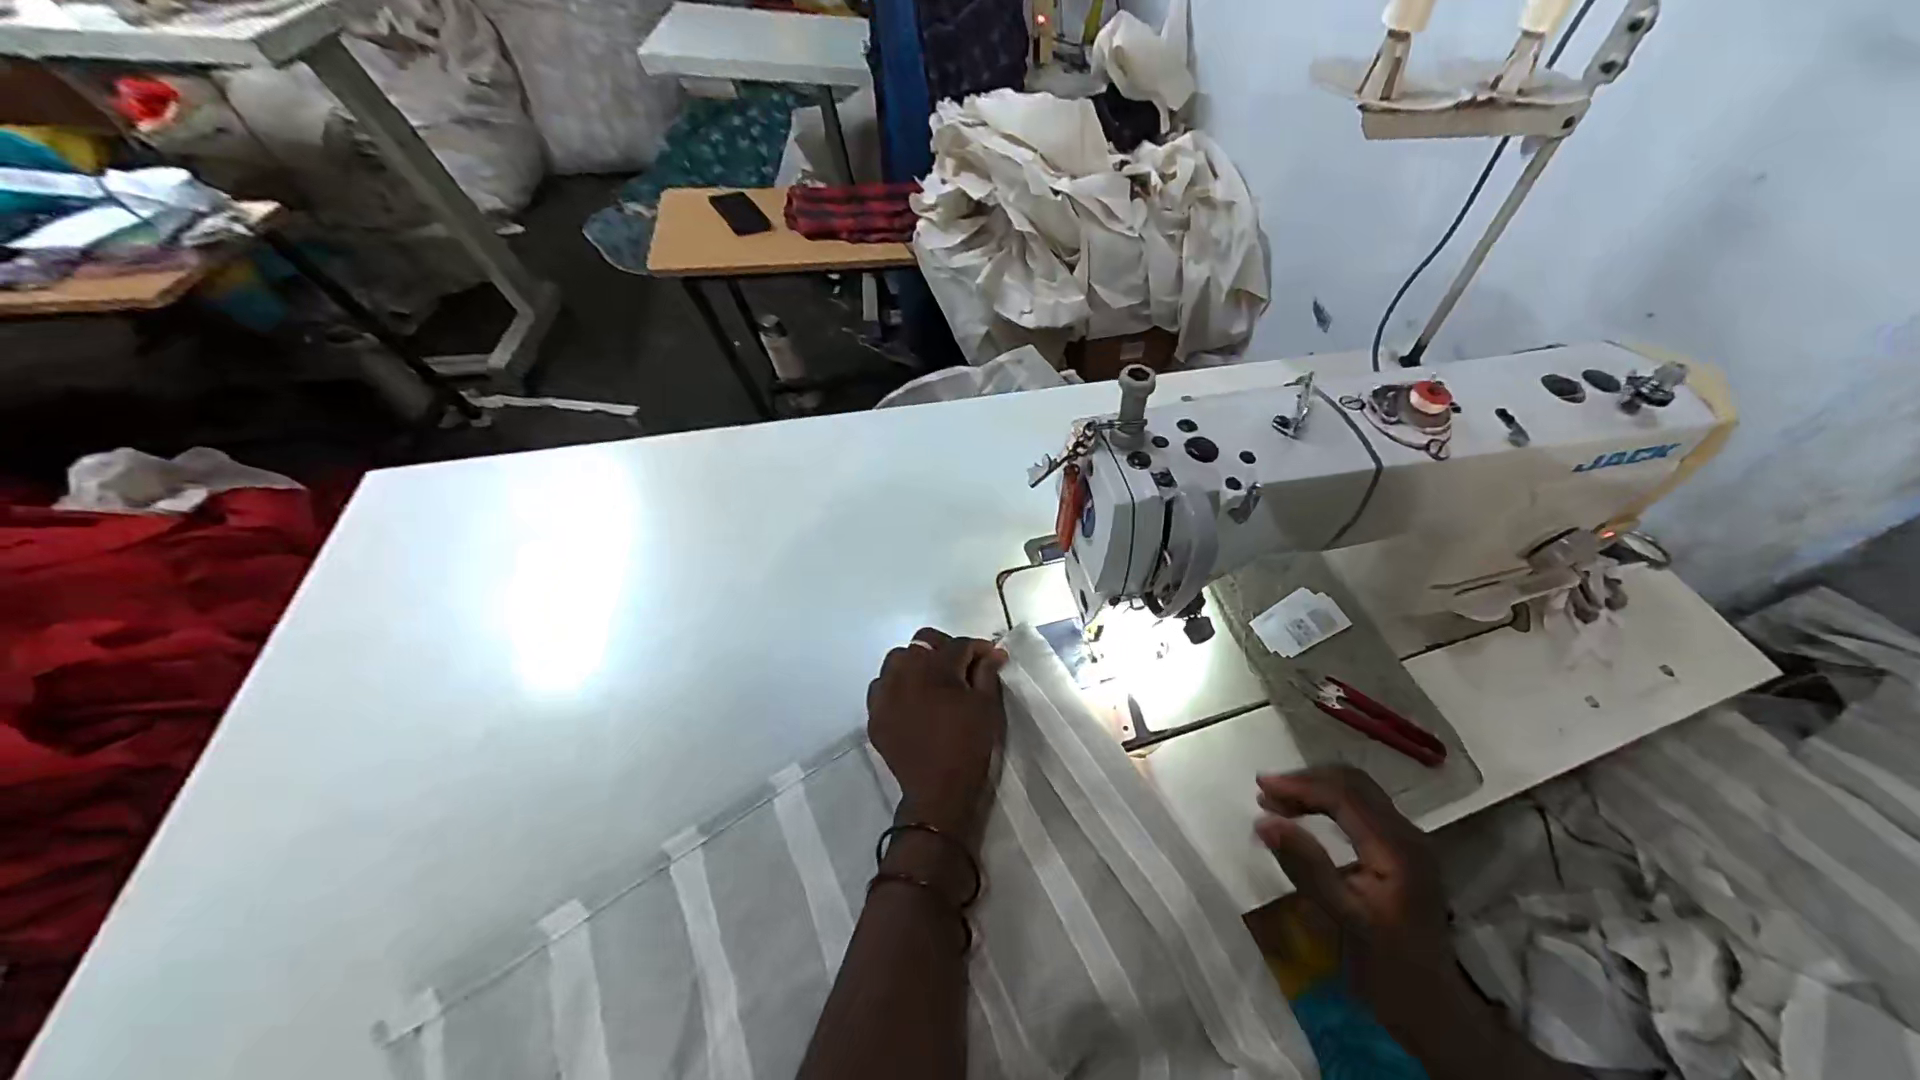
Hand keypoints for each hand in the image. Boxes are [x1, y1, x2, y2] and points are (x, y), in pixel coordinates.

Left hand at [868, 628, 1008, 837]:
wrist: (938, 790)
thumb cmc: (968, 745)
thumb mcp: (986, 706)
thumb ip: (986, 673)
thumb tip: (992, 652)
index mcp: (935, 667)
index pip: (958, 645)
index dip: (978, 648)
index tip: (990, 657)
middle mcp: (904, 671)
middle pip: (923, 643)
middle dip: (945, 649)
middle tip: (961, 667)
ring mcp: (884, 692)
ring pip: (898, 661)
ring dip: (917, 664)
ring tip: (933, 682)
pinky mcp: (874, 713)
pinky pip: (882, 687)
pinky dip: (897, 687)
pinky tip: (912, 701)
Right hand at [1254, 766, 1452, 986]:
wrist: (1434, 1008)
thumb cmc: (1387, 966)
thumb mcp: (1343, 919)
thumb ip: (1305, 866)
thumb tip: (1264, 822)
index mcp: (1397, 849)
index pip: (1344, 795)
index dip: (1300, 786)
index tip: (1260, 789)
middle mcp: (1408, 835)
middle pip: (1354, 784)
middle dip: (1306, 781)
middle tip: (1266, 792)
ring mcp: (1408, 842)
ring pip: (1358, 792)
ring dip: (1315, 790)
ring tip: (1277, 801)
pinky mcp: (1401, 851)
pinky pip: (1361, 808)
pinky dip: (1328, 803)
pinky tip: (1305, 816)